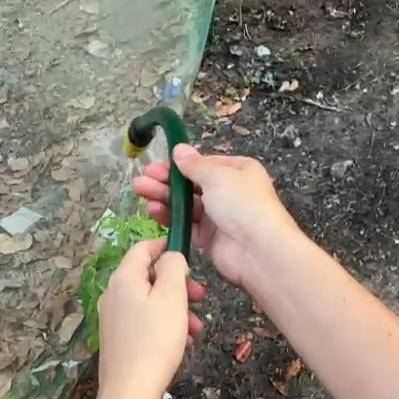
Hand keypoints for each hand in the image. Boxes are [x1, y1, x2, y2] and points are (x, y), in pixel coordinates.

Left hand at [97, 240, 198, 398]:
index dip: (164, 246)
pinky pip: (144, 321)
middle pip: (148, 277)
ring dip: (175, 308)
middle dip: (177, 285)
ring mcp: (112, 318)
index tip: (185, 253)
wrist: (130, 391)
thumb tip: (170, 256)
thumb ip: (173, 268)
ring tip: (196, 328)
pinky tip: (182, 342)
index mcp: (124, 278)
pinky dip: (164, 324)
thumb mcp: (171, 297)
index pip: (142, 248)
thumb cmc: (155, 341)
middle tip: (200, 297)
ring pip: (149, 301)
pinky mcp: (117, 338)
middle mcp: (112, 294)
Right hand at [132, 144, 303, 292]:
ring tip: (140, 190)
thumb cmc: (242, 203)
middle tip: (142, 178)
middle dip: (166, 180)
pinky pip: (186, 224)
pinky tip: (152, 210)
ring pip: (186, 204)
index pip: (204, 164)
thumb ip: (194, 164)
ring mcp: (218, 216)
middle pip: (192, 184)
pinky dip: (169, 217)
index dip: (181, 165)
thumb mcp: (218, 175)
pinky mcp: (208, 238)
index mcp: (237, 171)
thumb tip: (179, 149)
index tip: (158, 165)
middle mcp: (228, 192)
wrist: (258, 249)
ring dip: (163, 196)